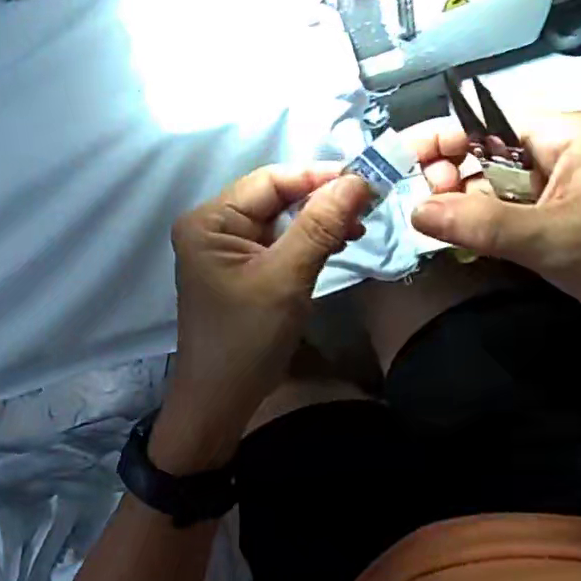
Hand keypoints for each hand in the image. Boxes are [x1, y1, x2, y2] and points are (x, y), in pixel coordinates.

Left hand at [156, 165, 374, 470]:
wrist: (220, 403)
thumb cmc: (248, 339)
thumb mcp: (287, 278)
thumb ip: (320, 225)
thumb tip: (357, 180)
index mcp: (210, 220)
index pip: (270, 180)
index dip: (318, 176)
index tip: (365, 179)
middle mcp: (213, 225)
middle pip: (276, 197)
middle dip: (322, 200)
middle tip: (370, 205)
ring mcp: (227, 248)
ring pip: (282, 218)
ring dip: (321, 220)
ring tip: (359, 227)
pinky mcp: (243, 268)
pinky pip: (281, 241)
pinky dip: (310, 240)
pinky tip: (339, 243)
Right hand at [405, 110, 580, 335]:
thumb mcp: (553, 238)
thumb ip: (481, 223)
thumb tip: (415, 212)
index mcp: (568, 134)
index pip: (491, 122)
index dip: (446, 138)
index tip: (403, 161)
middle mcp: (560, 151)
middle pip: (487, 153)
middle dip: (452, 175)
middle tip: (424, 205)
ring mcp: (557, 186)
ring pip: (492, 186)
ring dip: (462, 203)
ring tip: (432, 222)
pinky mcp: (554, 217)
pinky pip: (505, 212)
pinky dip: (480, 224)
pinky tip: (455, 236)